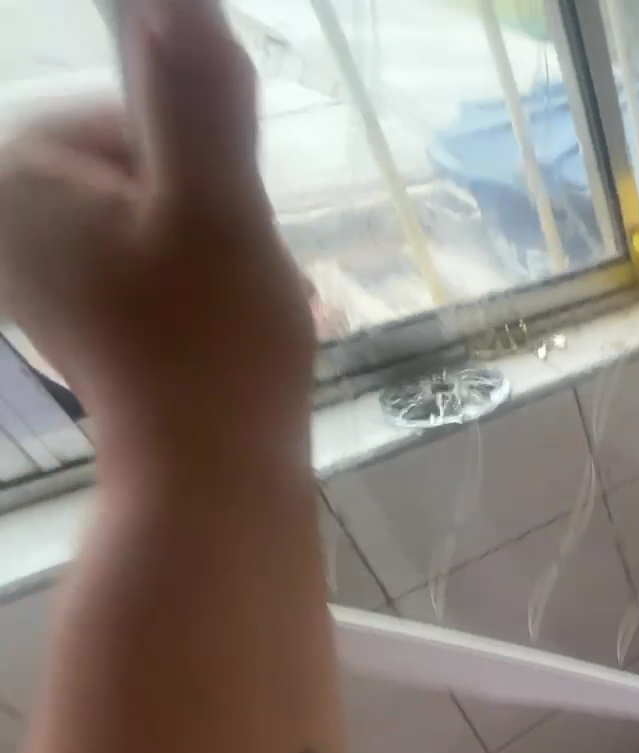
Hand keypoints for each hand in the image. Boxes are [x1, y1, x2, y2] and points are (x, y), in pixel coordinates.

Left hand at [0, 0, 312, 472]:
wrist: (212, 454)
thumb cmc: (218, 337)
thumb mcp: (222, 211)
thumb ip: (198, 105)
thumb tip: (179, 2)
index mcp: (21, 170)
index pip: (129, 123)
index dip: (208, 176)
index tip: (236, 239)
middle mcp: (3, 214)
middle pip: (140, 176)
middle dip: (213, 220)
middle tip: (248, 281)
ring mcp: (33, 273)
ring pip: (148, 227)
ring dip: (214, 257)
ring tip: (243, 311)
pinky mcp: (73, 317)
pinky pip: (138, 271)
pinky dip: (192, 292)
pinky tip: (218, 330)